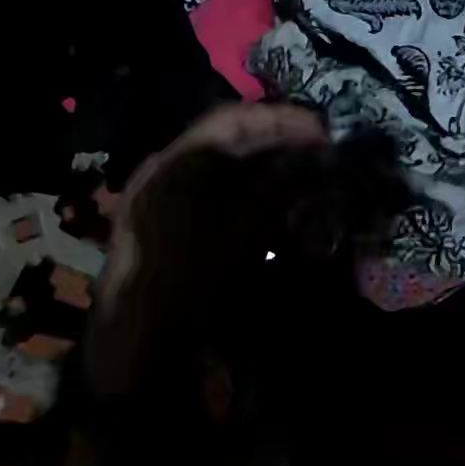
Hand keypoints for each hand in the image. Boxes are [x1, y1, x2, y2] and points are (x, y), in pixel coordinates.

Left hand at [93, 104, 326, 392]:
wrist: (143, 345)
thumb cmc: (193, 281)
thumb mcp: (244, 233)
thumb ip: (279, 190)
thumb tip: (312, 160)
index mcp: (175, 164)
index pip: (232, 121)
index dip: (280, 120)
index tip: (321, 130)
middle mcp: (168, 171)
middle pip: (231, 139)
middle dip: (279, 139)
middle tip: (322, 145)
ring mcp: (170, 196)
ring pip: (230, 165)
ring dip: (270, 163)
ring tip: (310, 166)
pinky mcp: (179, 220)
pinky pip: (223, 190)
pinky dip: (255, 188)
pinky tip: (283, 197)